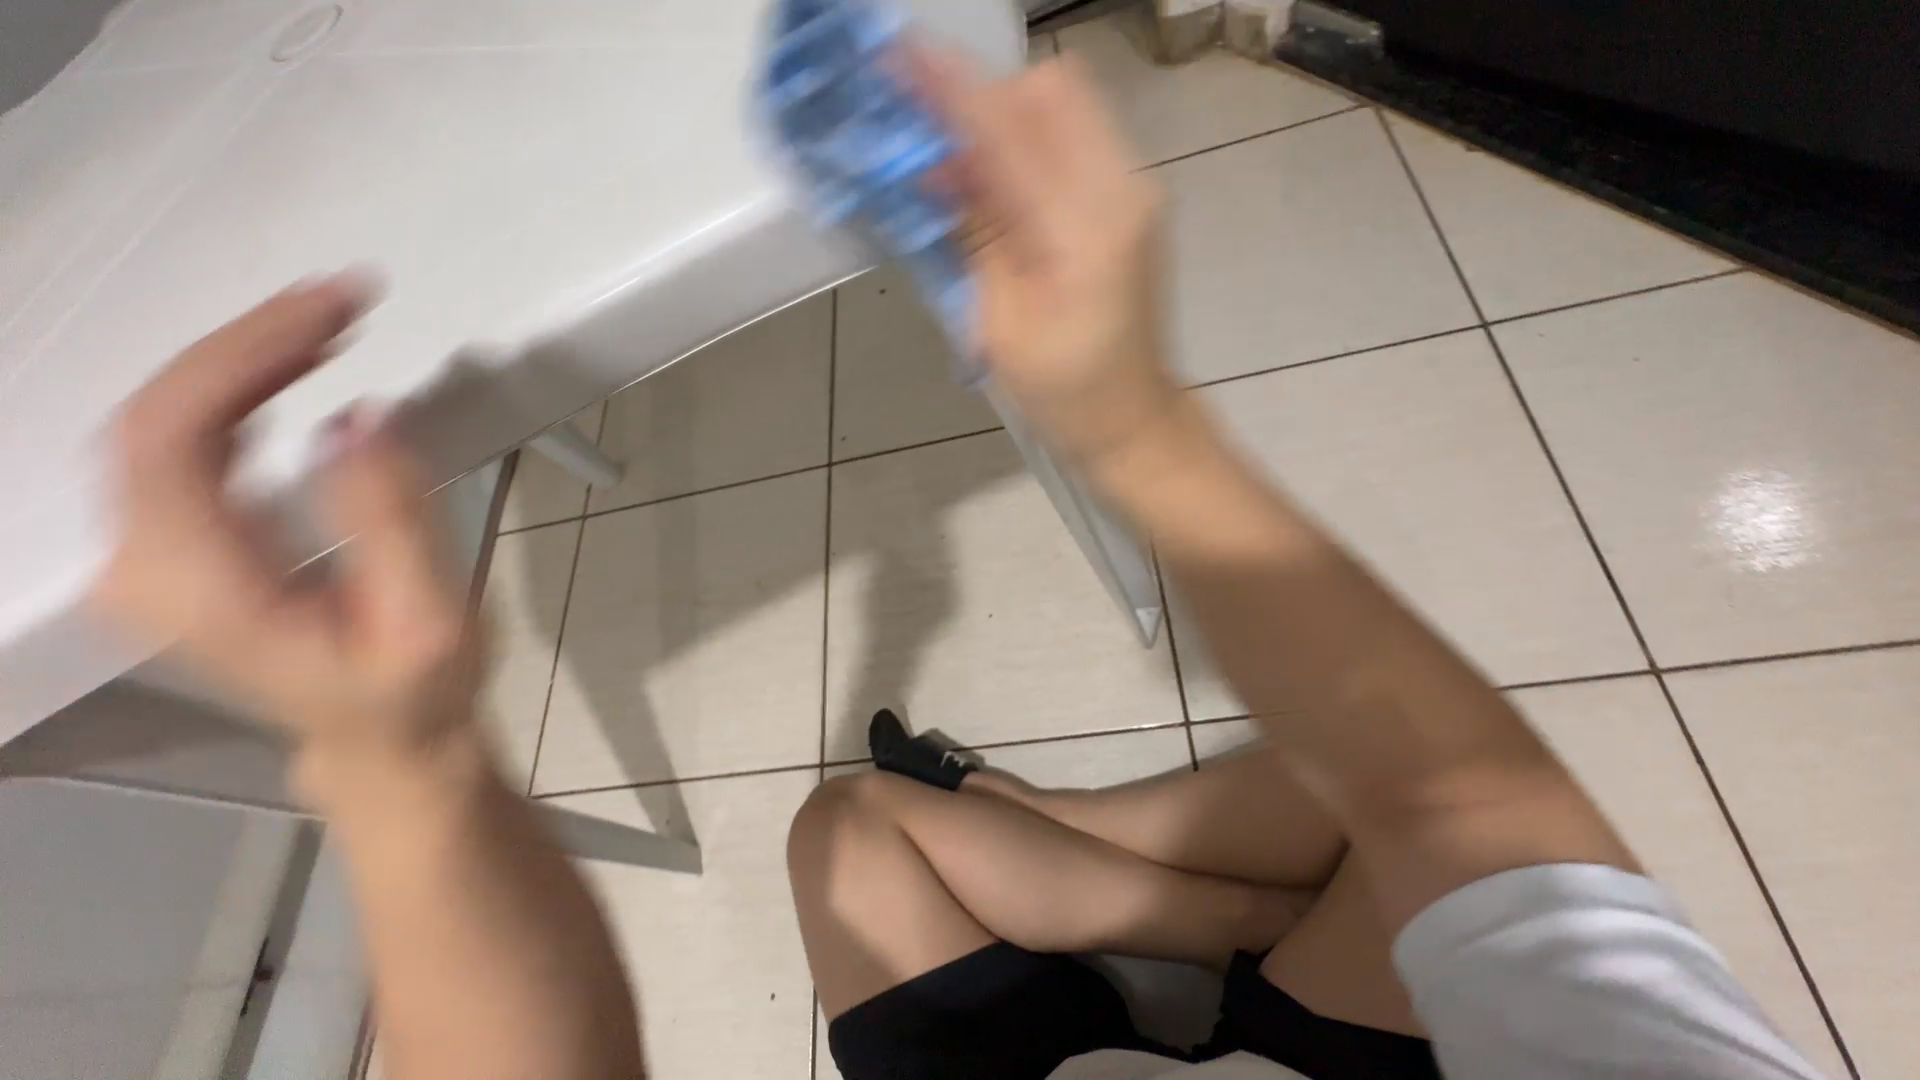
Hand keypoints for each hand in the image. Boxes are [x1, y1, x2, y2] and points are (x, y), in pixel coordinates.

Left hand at [92, 274, 481, 769]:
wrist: (383, 742)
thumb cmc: (415, 693)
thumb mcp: (427, 620)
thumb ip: (390, 522)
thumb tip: (359, 419)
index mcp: (199, 587)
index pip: (171, 437)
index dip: (243, 354)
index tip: (335, 309)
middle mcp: (144, 569)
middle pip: (153, 418)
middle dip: (246, 344)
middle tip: (344, 303)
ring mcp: (153, 558)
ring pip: (161, 424)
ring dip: (242, 361)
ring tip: (331, 327)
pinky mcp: (180, 548)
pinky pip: (181, 447)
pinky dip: (235, 393)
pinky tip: (293, 372)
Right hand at [914, 49, 1181, 463]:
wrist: (1133, 419)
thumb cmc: (1063, 394)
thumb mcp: (1000, 324)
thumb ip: (973, 233)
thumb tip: (937, 167)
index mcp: (1085, 231)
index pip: (1010, 130)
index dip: (950, 89)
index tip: (897, 57)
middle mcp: (1123, 189)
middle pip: (1048, 90)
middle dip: (982, 96)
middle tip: (930, 138)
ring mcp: (1135, 189)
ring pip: (1062, 106)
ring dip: (1002, 117)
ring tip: (956, 166)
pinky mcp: (1131, 197)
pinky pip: (1072, 139)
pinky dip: (1026, 142)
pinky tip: (996, 185)